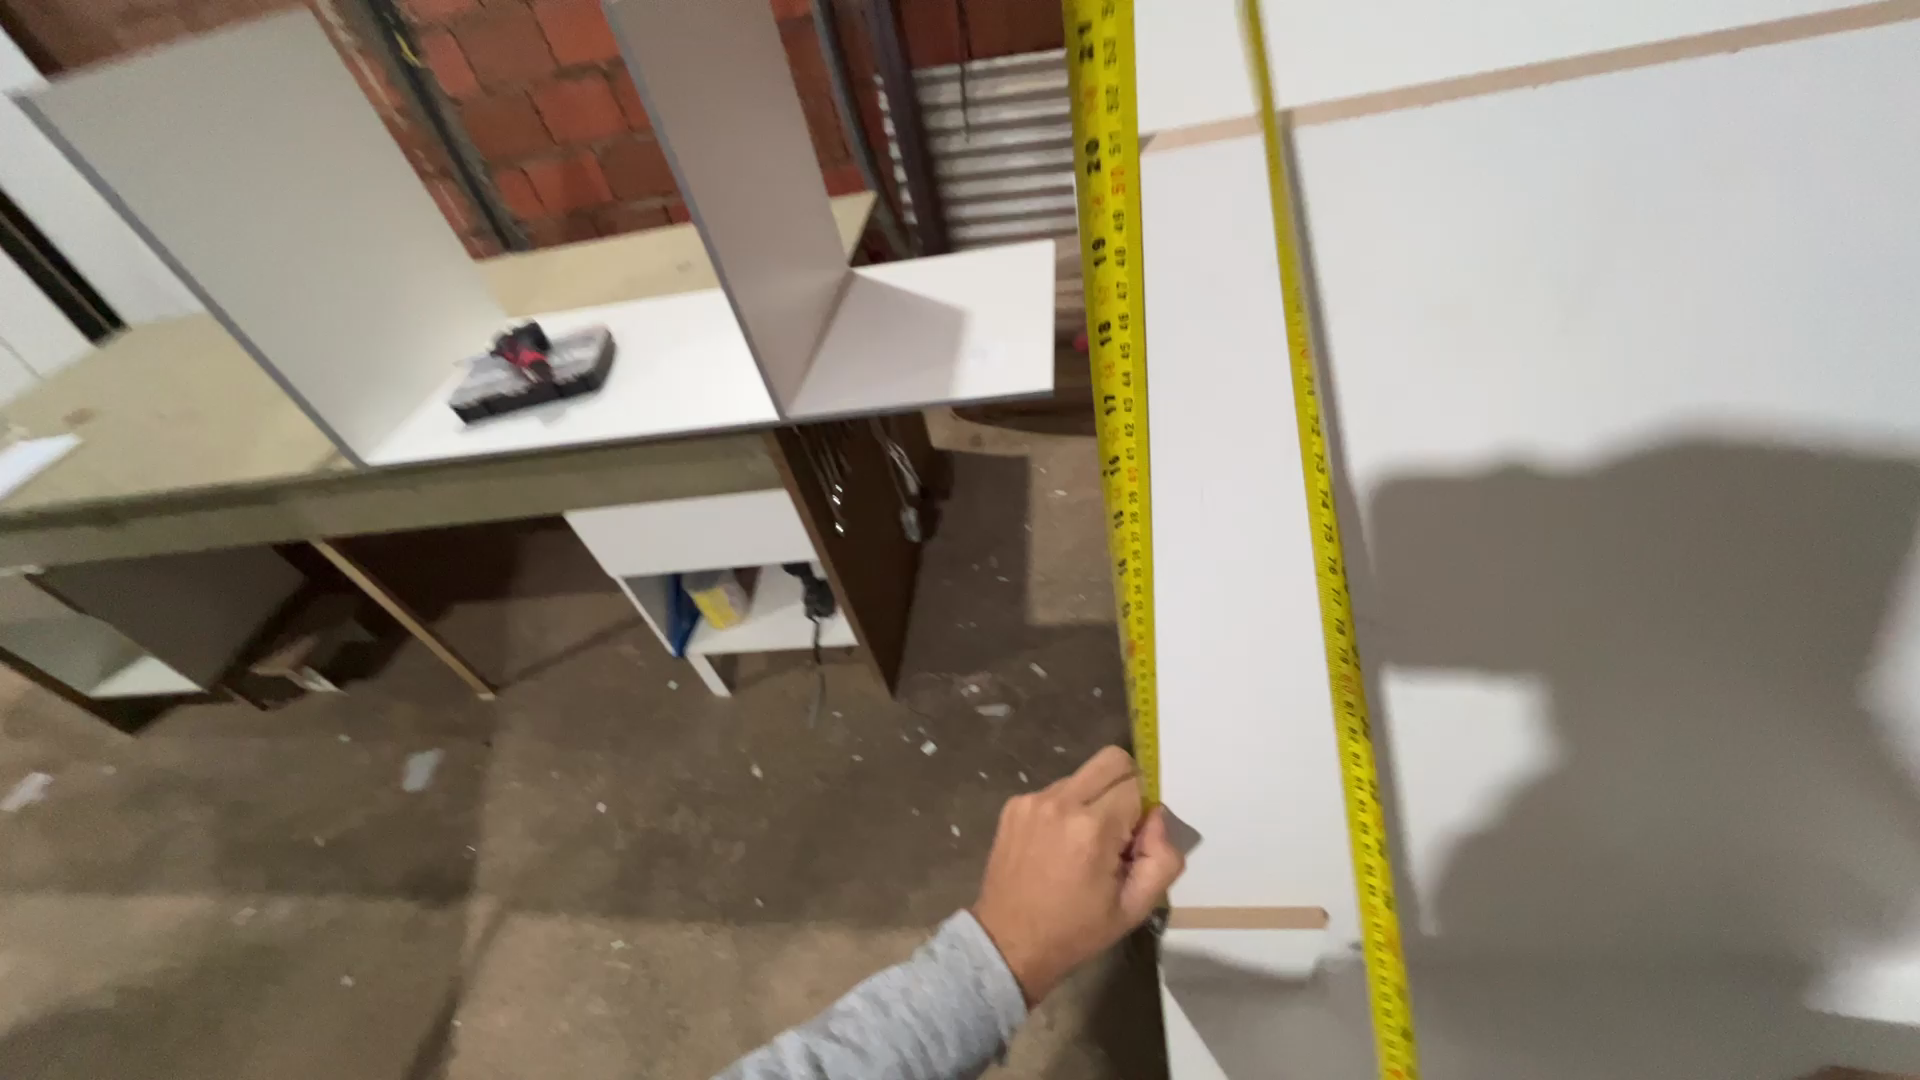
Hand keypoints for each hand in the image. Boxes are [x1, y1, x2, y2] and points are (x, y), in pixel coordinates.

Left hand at [969, 746, 1186, 1004]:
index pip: (1138, 785)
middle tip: (1119, 827)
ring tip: (1083, 843)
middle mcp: (1061, 801)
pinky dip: (1066, 808)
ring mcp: (1032, 799)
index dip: (1145, 810)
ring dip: (1094, 798)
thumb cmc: (1075, 931)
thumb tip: (1158, 816)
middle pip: (1112, 760)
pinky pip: (1056, 790)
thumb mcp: (1135, 909)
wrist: (1008, 943)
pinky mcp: (1014, 804)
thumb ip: (1162, 858)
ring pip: (1083, 774)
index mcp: (1092, 828)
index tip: (1135, 840)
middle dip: (1126, 785)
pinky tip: (1057, 844)